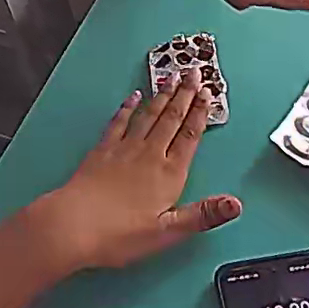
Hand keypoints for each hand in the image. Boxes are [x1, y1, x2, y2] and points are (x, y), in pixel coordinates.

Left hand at [18, 79, 243, 272]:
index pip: (190, 136)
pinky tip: (134, 96)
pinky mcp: (103, 150)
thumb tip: (235, 204)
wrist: (72, 225)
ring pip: (149, 115)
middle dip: (185, 94)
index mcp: (168, 173)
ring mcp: (124, 148)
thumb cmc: (119, 234)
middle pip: (171, 118)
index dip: (200, 114)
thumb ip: (202, 214)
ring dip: (162, 95)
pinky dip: (128, 107)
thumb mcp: (167, 232)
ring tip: (172, 77)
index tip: (208, 94)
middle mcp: (149, 154)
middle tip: (194, 73)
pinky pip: (119, 121)